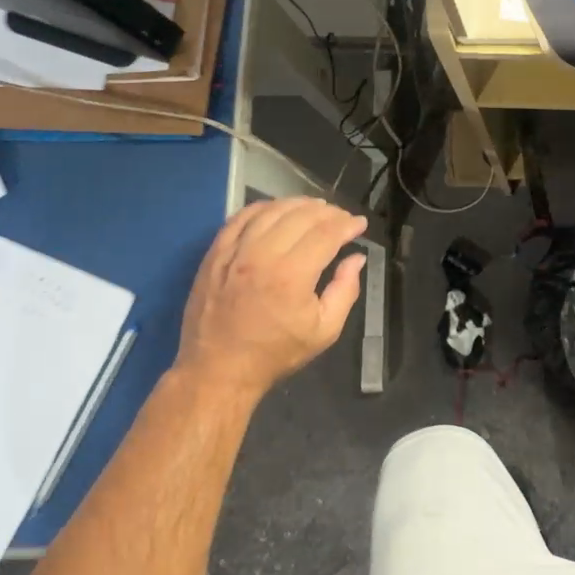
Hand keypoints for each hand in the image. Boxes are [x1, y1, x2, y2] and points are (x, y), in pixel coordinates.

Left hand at [174, 197, 368, 396]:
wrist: (218, 369)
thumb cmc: (275, 353)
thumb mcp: (324, 331)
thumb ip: (345, 290)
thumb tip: (356, 258)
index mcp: (291, 276)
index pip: (326, 234)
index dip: (347, 224)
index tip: (360, 224)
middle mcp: (262, 256)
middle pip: (301, 216)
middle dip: (328, 212)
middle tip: (341, 218)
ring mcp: (234, 252)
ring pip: (271, 211)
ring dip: (298, 204)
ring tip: (315, 208)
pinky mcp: (215, 254)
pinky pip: (241, 218)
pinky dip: (263, 208)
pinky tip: (277, 210)